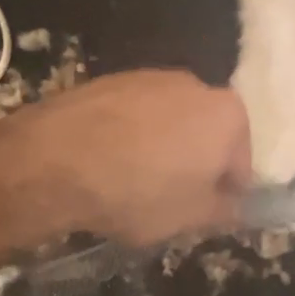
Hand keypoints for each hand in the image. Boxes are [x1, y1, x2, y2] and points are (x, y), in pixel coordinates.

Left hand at [11, 71, 251, 245]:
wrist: (53, 161)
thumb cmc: (138, 193)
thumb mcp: (192, 218)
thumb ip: (226, 210)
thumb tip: (236, 205)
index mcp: (228, 115)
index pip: (241, 164)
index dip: (224, 195)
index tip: (202, 214)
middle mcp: (196, 85)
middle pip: (207, 136)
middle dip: (194, 165)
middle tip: (169, 201)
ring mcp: (150, 77)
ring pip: (170, 124)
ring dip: (161, 150)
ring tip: (132, 185)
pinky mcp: (110, 80)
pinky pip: (133, 117)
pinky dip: (129, 138)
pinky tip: (106, 165)